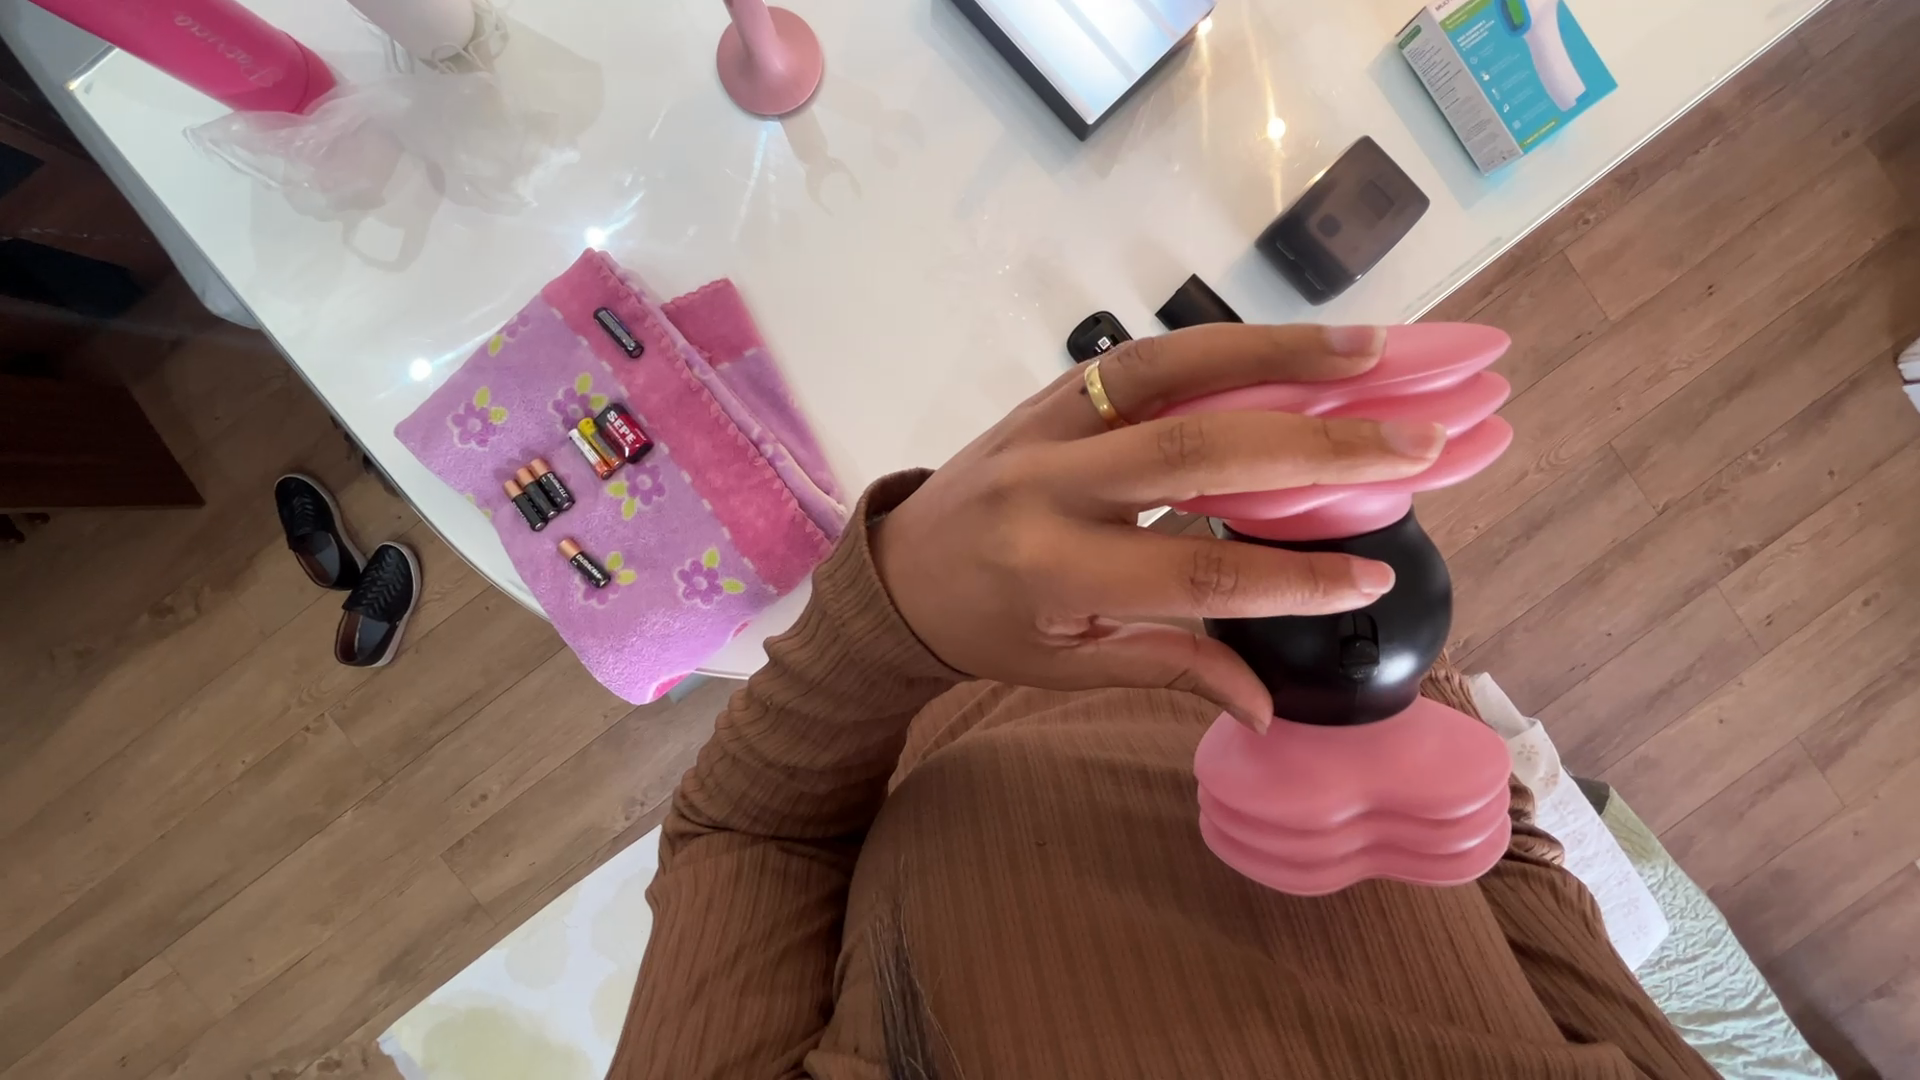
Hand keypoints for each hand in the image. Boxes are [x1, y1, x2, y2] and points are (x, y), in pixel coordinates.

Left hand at [870, 324, 1447, 731]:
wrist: (897, 573)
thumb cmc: (983, 630)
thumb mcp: (1065, 664)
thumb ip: (1166, 667)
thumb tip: (1266, 703)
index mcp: (1052, 572)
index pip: (1195, 575)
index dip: (1292, 578)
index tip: (1377, 573)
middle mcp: (1047, 487)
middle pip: (1195, 453)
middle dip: (1315, 446)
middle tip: (1418, 440)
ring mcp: (1042, 426)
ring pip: (1165, 372)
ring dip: (1273, 355)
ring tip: (1372, 351)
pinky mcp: (1044, 396)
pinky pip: (1137, 360)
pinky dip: (1217, 346)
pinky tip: (1285, 344)